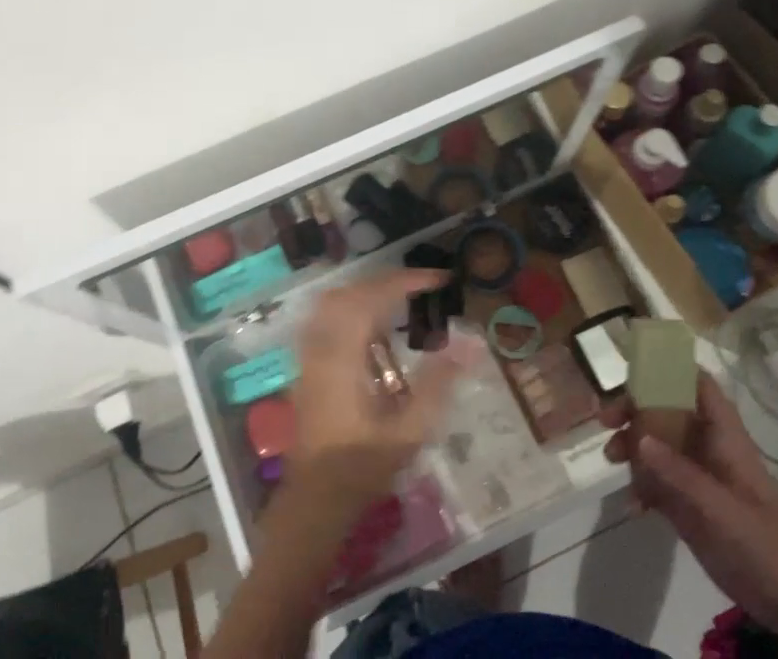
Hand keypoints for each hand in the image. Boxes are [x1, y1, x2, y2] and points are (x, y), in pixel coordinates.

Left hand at [284, 269, 478, 514]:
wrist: (316, 498)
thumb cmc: (363, 467)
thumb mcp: (409, 430)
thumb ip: (438, 384)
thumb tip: (471, 344)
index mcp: (342, 358)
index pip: (371, 300)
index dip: (405, 282)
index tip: (439, 280)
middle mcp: (320, 348)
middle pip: (348, 294)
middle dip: (386, 282)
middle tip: (423, 286)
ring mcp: (308, 357)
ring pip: (331, 304)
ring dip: (366, 293)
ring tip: (402, 300)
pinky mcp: (306, 368)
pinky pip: (324, 320)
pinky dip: (351, 309)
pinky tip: (374, 327)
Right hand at [602, 373, 777, 656]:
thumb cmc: (769, 548)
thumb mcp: (724, 511)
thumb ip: (681, 475)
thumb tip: (637, 437)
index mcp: (726, 439)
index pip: (700, 386)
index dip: (671, 368)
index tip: (632, 366)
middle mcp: (709, 451)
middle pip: (668, 412)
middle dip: (635, 411)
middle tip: (605, 421)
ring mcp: (699, 481)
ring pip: (657, 447)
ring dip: (632, 448)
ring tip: (611, 463)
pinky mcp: (690, 509)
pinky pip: (657, 484)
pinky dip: (640, 488)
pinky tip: (633, 507)